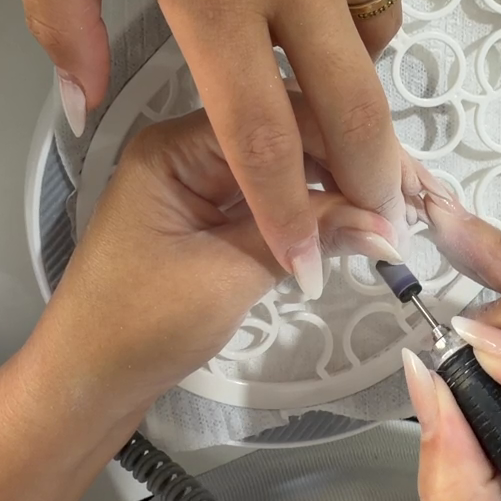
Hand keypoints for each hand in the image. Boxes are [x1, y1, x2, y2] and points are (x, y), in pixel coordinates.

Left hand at [29, 106, 402, 417]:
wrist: (87, 380)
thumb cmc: (141, 326)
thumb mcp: (230, 275)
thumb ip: (307, 238)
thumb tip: (388, 224)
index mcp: (178, 144)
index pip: (275, 120)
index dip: (344, 147)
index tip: (400, 186)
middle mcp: (189, 145)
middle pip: (285, 133)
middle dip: (350, 161)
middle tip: (413, 194)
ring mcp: (200, 176)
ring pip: (285, 163)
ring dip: (338, 184)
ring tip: (398, 205)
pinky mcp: (210, 206)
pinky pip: (272, 192)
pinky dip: (314, 206)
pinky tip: (356, 217)